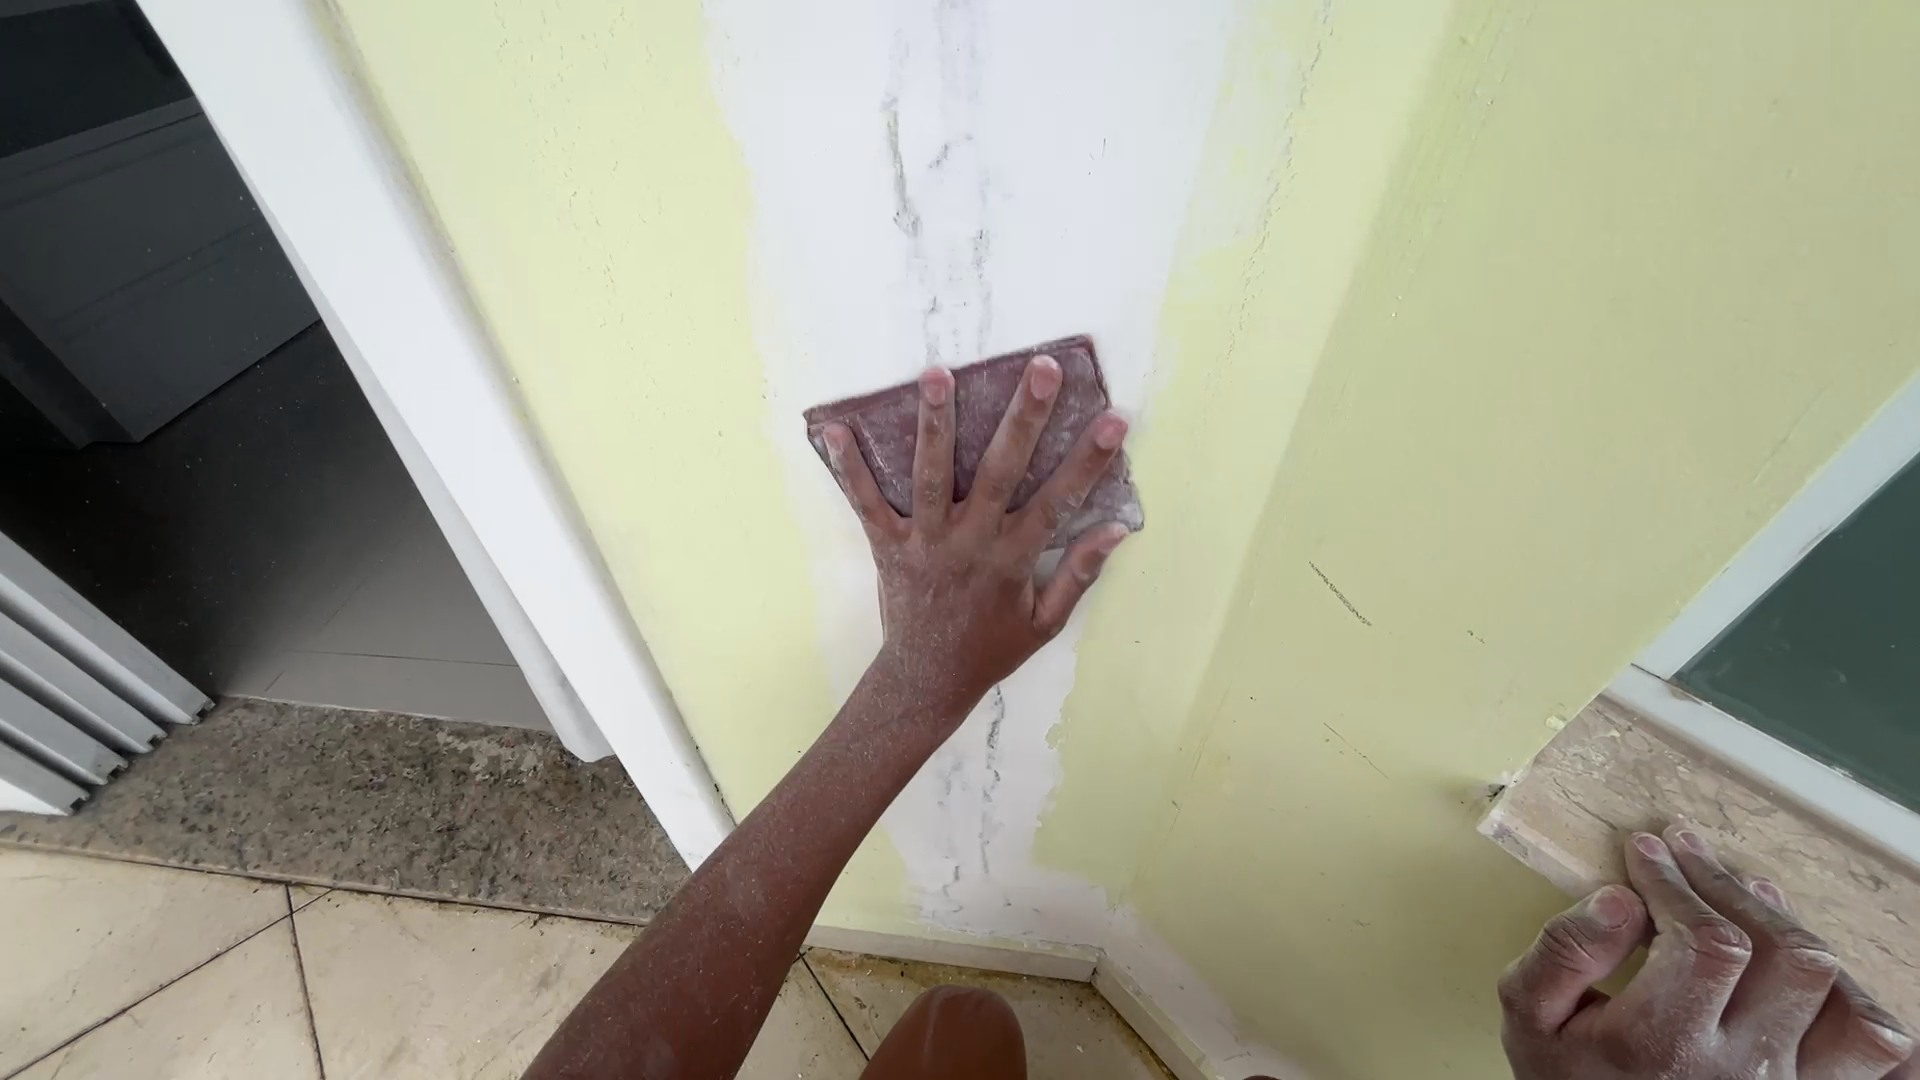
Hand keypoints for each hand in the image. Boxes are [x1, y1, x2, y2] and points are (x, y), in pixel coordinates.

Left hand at [822, 354, 1129, 721]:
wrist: (927, 681)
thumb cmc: (990, 650)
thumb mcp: (1045, 623)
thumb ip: (1078, 575)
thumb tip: (1115, 530)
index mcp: (1012, 560)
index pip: (1057, 501)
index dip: (1088, 461)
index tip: (1114, 418)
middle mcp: (970, 542)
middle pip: (999, 472)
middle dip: (1022, 418)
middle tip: (1040, 368)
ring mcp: (925, 541)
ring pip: (932, 476)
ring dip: (936, 424)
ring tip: (937, 373)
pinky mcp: (887, 546)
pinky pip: (866, 504)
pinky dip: (850, 469)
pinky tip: (834, 430)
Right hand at [1499, 825, 1915, 1079]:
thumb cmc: (1563, 1075)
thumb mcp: (1528, 1011)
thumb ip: (1563, 950)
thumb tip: (1617, 896)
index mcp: (1666, 1041)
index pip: (1707, 940)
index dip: (1677, 881)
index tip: (1646, 848)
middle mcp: (1747, 1069)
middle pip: (1787, 959)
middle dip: (1730, 887)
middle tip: (1689, 852)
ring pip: (1852, 1007)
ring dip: (1799, 935)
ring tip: (1750, 894)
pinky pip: (1890, 1067)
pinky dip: (1864, 1010)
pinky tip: (1814, 970)